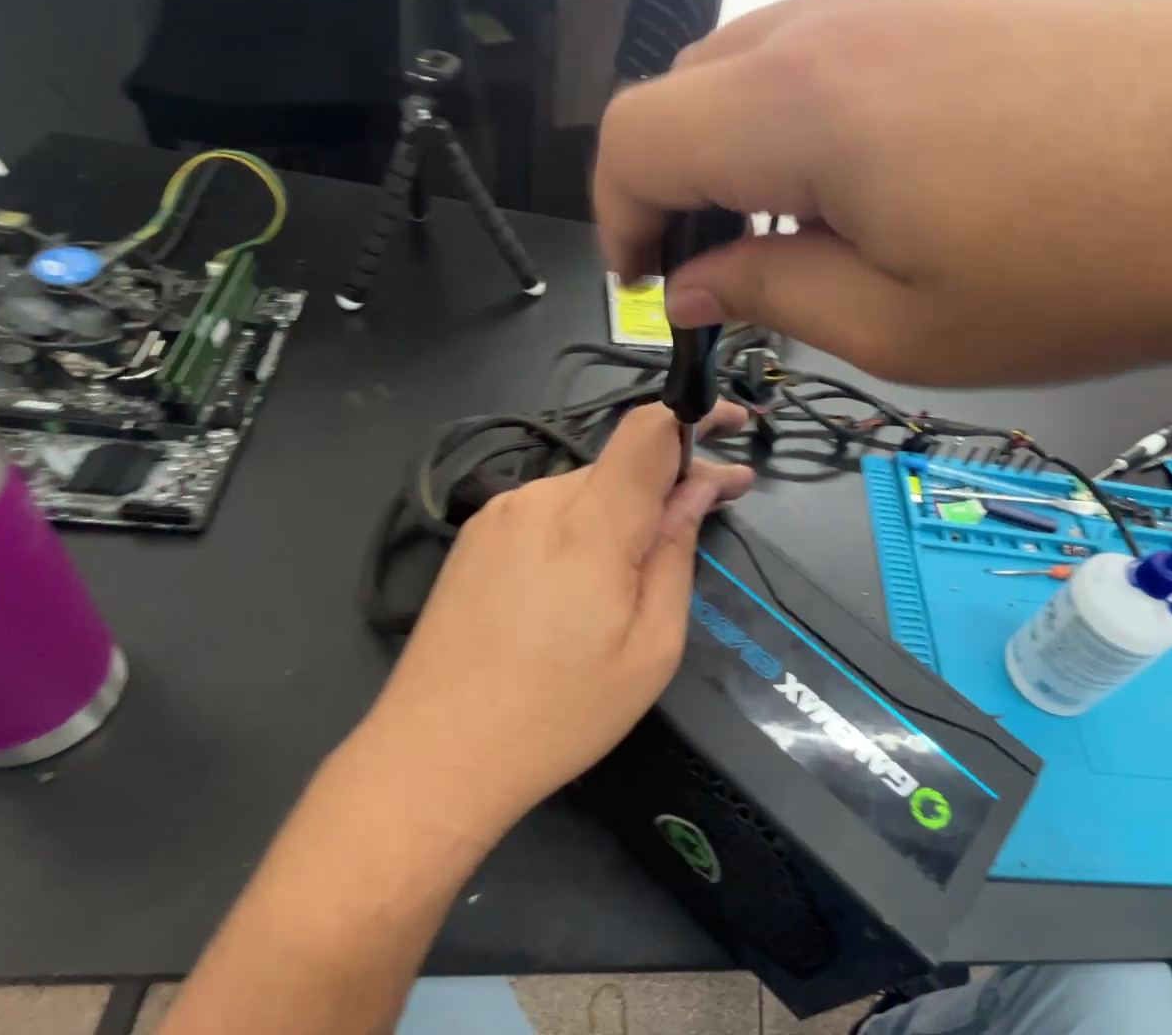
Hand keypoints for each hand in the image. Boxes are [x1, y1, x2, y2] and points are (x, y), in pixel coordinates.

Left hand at [362, 402, 755, 826]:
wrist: (437, 755)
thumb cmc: (560, 715)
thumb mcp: (650, 647)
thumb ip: (675, 554)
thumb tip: (696, 491)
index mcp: (588, 525)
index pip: (649, 430)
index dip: (698, 416)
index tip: (733, 429)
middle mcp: (537, 501)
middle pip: (620, 466)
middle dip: (668, 485)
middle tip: (707, 515)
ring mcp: (497, 517)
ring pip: (584, 492)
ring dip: (622, 516)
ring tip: (632, 579)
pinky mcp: (474, 540)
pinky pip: (547, 515)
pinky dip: (581, 533)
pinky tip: (579, 589)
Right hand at [595, 0, 1171, 384]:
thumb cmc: (1103, 266)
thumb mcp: (903, 327)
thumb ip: (770, 295)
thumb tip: (699, 282)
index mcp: (805, 103)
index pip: (634, 137)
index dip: (618, 218)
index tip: (651, 278)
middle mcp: (845, 11)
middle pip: (693, 92)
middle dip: (681, 188)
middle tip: (727, 270)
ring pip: (772, 62)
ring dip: (757, 151)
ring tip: (819, 237)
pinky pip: (856, 40)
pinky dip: (830, 113)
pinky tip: (894, 178)